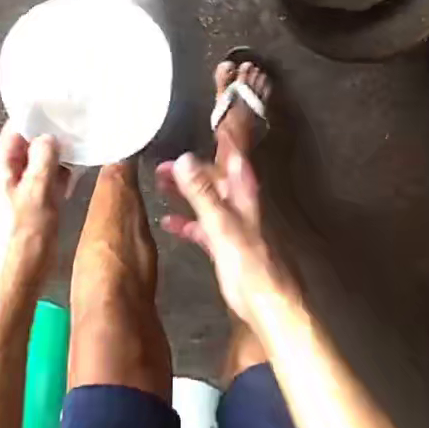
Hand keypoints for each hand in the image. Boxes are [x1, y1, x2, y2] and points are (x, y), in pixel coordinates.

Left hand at [0, 130, 69, 319]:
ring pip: (34, 166)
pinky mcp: (20, 211)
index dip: (40, 116)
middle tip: (82, 127)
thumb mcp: (39, 192)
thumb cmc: (24, 240)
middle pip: (26, 146)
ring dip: (56, 160)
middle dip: (52, 138)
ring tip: (84, 150)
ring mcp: (9, 195)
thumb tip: (49, 136)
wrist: (12, 286)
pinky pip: (38, 185)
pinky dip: (54, 180)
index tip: (67, 106)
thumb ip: (44, 158)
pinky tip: (74, 180)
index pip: (17, 128)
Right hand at [157, 151, 297, 329]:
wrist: (268, 306)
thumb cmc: (250, 265)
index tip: (208, 121)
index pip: (233, 159)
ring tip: (160, 185)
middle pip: (214, 180)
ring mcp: (234, 227)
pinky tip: (168, 223)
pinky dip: (187, 223)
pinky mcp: (226, 248)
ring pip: (207, 202)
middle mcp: (240, 206)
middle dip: (190, 170)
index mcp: (243, 195)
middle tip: (162, 164)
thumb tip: (184, 158)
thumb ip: (202, 193)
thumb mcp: (221, 225)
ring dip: (186, 193)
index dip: (222, 139)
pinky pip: (204, 228)